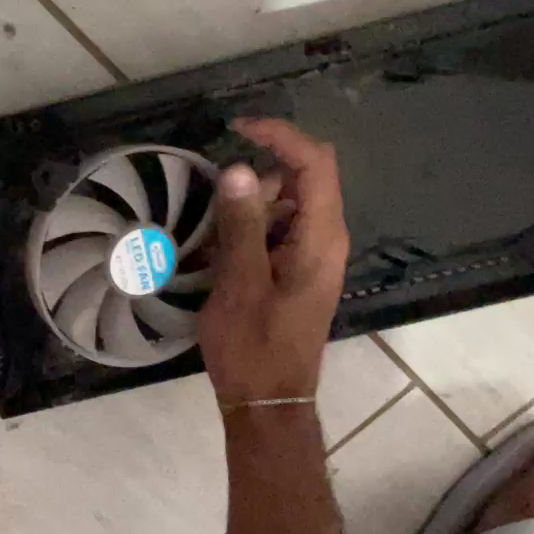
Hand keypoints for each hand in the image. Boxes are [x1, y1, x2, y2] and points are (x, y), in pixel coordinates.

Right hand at [197, 118, 350, 406]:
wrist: (268, 403)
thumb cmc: (252, 348)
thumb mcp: (239, 286)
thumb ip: (241, 226)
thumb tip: (238, 170)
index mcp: (320, 238)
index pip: (314, 163)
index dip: (279, 136)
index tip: (236, 130)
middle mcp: (325, 242)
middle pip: (301, 182)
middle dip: (257, 179)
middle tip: (212, 203)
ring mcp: (312, 261)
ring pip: (285, 211)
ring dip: (248, 210)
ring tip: (208, 237)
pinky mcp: (296, 278)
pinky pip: (276, 238)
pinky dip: (249, 236)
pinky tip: (216, 260)